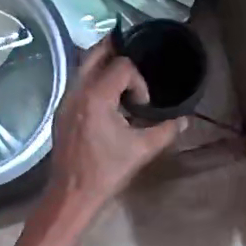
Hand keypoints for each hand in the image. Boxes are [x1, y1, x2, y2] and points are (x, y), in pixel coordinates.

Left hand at [46, 38, 182, 217]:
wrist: (73, 194)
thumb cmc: (107, 171)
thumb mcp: (142, 150)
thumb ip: (166, 130)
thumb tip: (185, 120)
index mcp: (97, 96)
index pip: (121, 66)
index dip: (138, 81)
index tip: (143, 105)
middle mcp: (77, 91)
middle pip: (94, 54)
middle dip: (114, 52)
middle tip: (133, 56)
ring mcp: (65, 101)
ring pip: (82, 68)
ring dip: (102, 66)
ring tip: (121, 77)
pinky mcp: (61, 113)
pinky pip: (76, 84)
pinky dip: (92, 81)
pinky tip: (106, 100)